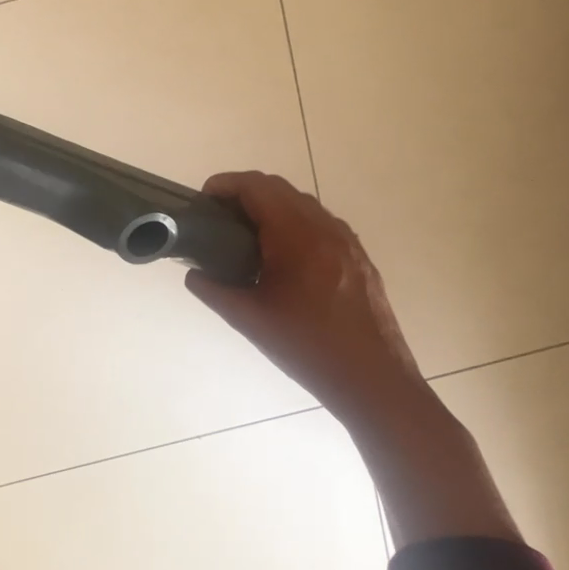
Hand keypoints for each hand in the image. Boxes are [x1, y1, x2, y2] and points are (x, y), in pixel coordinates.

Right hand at [185, 172, 424, 420]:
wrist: (375, 385)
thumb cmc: (308, 349)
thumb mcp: (247, 319)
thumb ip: (211, 289)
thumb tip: (193, 274)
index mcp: (298, 238)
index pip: (256, 187)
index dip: (225, 184)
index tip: (203, 201)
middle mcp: (327, 231)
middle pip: (279, 189)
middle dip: (244, 193)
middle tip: (218, 216)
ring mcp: (349, 245)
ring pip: (303, 204)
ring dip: (270, 206)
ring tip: (246, 233)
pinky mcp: (360, 261)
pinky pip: (321, 223)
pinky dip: (294, 222)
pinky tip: (281, 255)